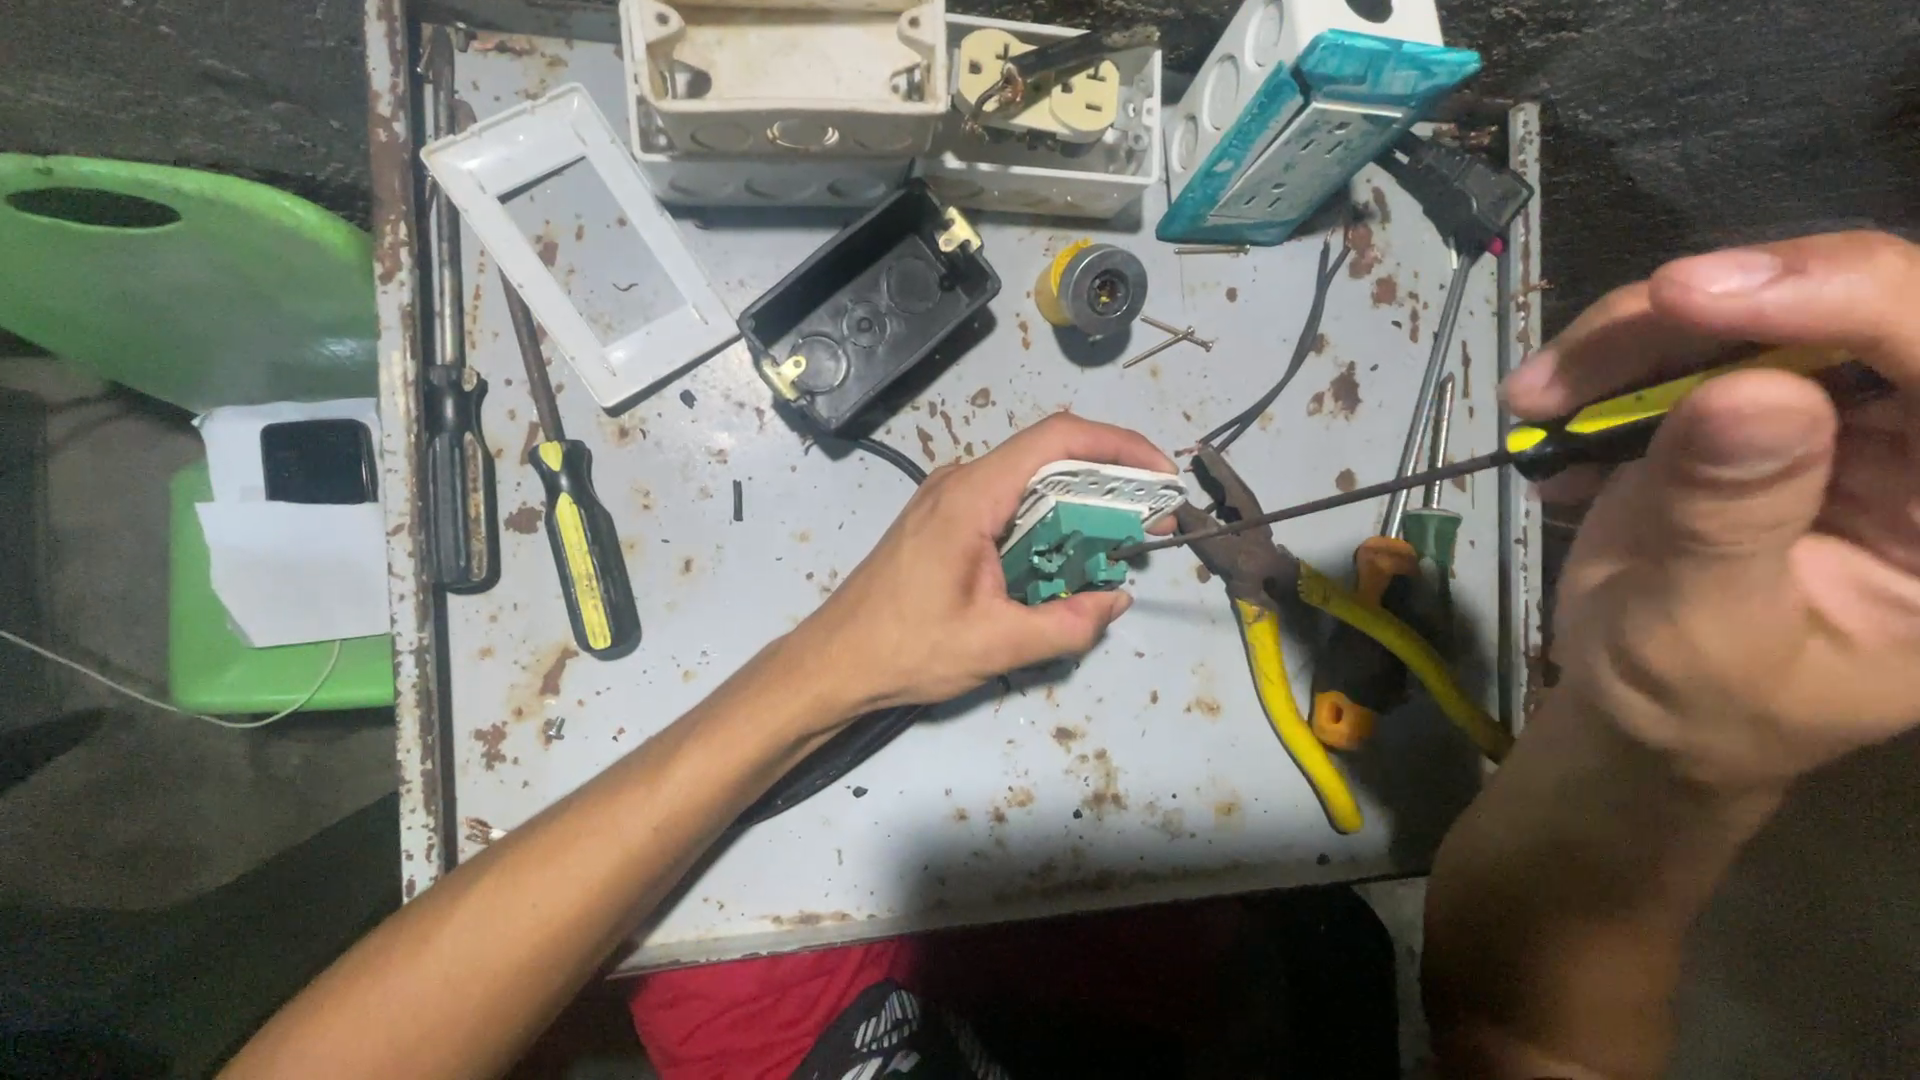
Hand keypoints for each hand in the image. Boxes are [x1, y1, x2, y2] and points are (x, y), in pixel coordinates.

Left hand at [790, 412, 1173, 714]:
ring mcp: (948, 499)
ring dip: (1079, 504)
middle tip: (1150, 520)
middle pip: (1048, 456)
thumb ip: (1067, 624)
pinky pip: (1008, 504)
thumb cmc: (906, 649)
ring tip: (1119, 541)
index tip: (1159, 473)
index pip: (1056, 439)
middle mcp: (960, 482)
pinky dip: (1048, 521)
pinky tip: (1066, 557)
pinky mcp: (944, 521)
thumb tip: (1116, 601)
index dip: (1117, 444)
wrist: (834, 661)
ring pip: (1029, 481)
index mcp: (971, 495)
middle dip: (1108, 480)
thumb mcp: (996, 646)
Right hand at [1504, 230, 1919, 794]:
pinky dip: (1605, 374)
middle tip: (1567, 371)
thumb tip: (1747, 392)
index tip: (1693, 296)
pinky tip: (1556, 435)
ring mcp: (1844, 419)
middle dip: (1695, 322)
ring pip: (1754, 313)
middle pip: (1853, 309)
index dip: (1850, 301)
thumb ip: (1729, 520)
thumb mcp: (1703, 628)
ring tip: (1534, 405)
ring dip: (1626, 346)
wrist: (1644, 708)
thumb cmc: (1691, 698)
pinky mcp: (1757, 412)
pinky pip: (1689, 347)